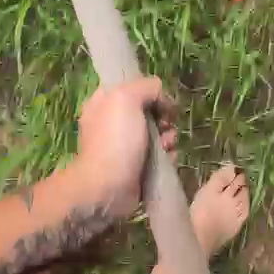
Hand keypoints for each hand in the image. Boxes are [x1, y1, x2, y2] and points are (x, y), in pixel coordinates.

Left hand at [73, 76, 175, 217]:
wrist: (108, 187)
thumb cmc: (115, 140)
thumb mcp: (126, 98)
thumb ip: (146, 87)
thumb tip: (162, 98)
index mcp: (104, 103)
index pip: (133, 88)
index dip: (151, 92)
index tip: (161, 102)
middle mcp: (113, 123)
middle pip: (149, 111)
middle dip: (164, 117)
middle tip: (165, 125)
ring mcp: (125, 147)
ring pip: (158, 134)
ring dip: (169, 137)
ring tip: (167, 146)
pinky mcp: (137, 167)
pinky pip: (159, 156)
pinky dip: (168, 156)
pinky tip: (168, 159)